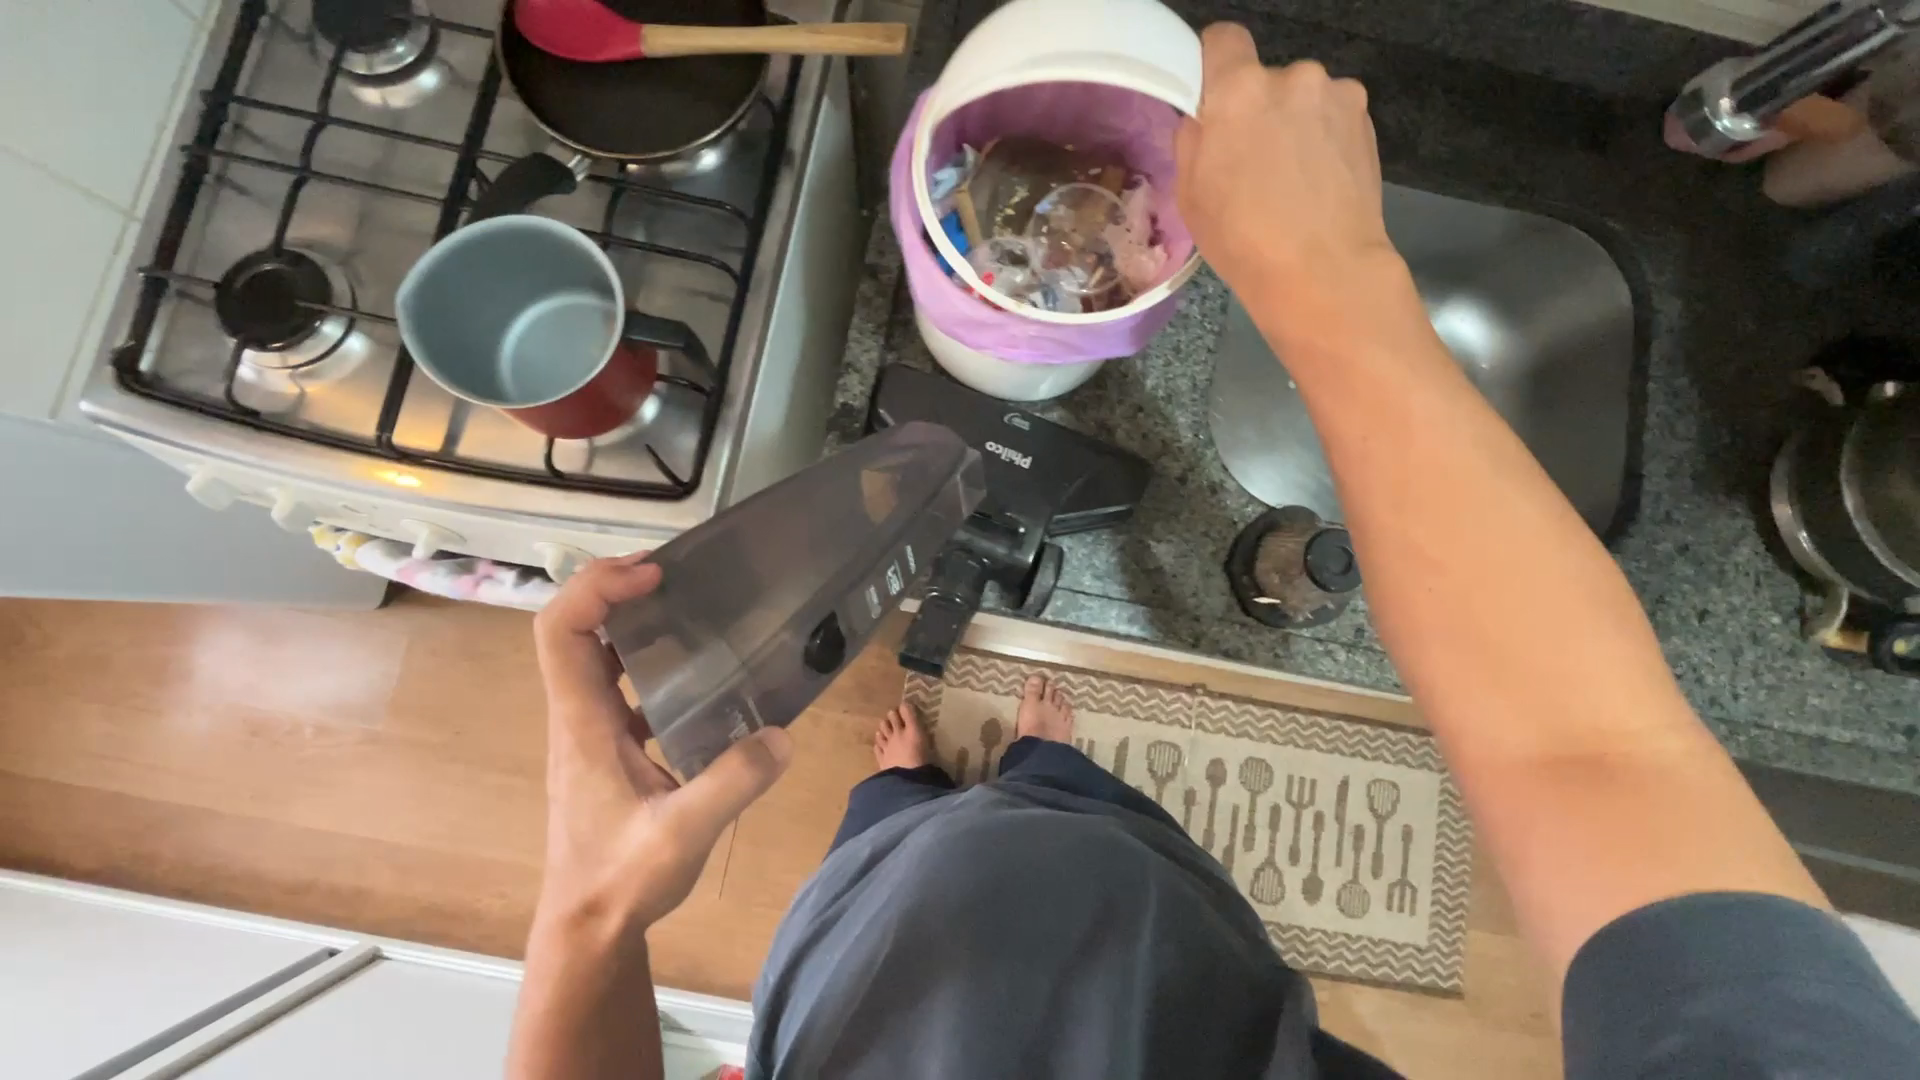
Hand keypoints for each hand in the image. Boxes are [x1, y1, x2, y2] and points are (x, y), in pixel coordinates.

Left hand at [530, 554, 791, 940]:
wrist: (588, 928)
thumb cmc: (620, 881)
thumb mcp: (682, 835)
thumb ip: (731, 783)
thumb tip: (781, 735)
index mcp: (583, 724)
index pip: (562, 632)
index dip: (598, 589)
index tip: (653, 575)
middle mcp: (578, 717)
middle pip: (574, 629)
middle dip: (616, 588)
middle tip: (675, 574)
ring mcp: (590, 732)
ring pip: (594, 654)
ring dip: (630, 619)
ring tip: (689, 606)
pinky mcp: (608, 748)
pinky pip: (619, 684)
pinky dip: (648, 659)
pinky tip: (700, 672)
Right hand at [1175, 24, 1394, 313]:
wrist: (1322, 269)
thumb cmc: (1242, 240)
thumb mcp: (1191, 197)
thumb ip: (1193, 142)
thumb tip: (1203, 121)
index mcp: (1237, 91)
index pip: (1222, 39)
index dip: (1214, 64)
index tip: (1212, 98)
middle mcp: (1291, 76)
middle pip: (1264, 79)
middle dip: (1256, 110)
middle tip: (1251, 163)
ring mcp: (1335, 94)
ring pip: (1301, 99)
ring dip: (1293, 124)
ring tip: (1291, 179)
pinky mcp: (1365, 117)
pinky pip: (1331, 116)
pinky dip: (1322, 139)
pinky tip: (1318, 181)